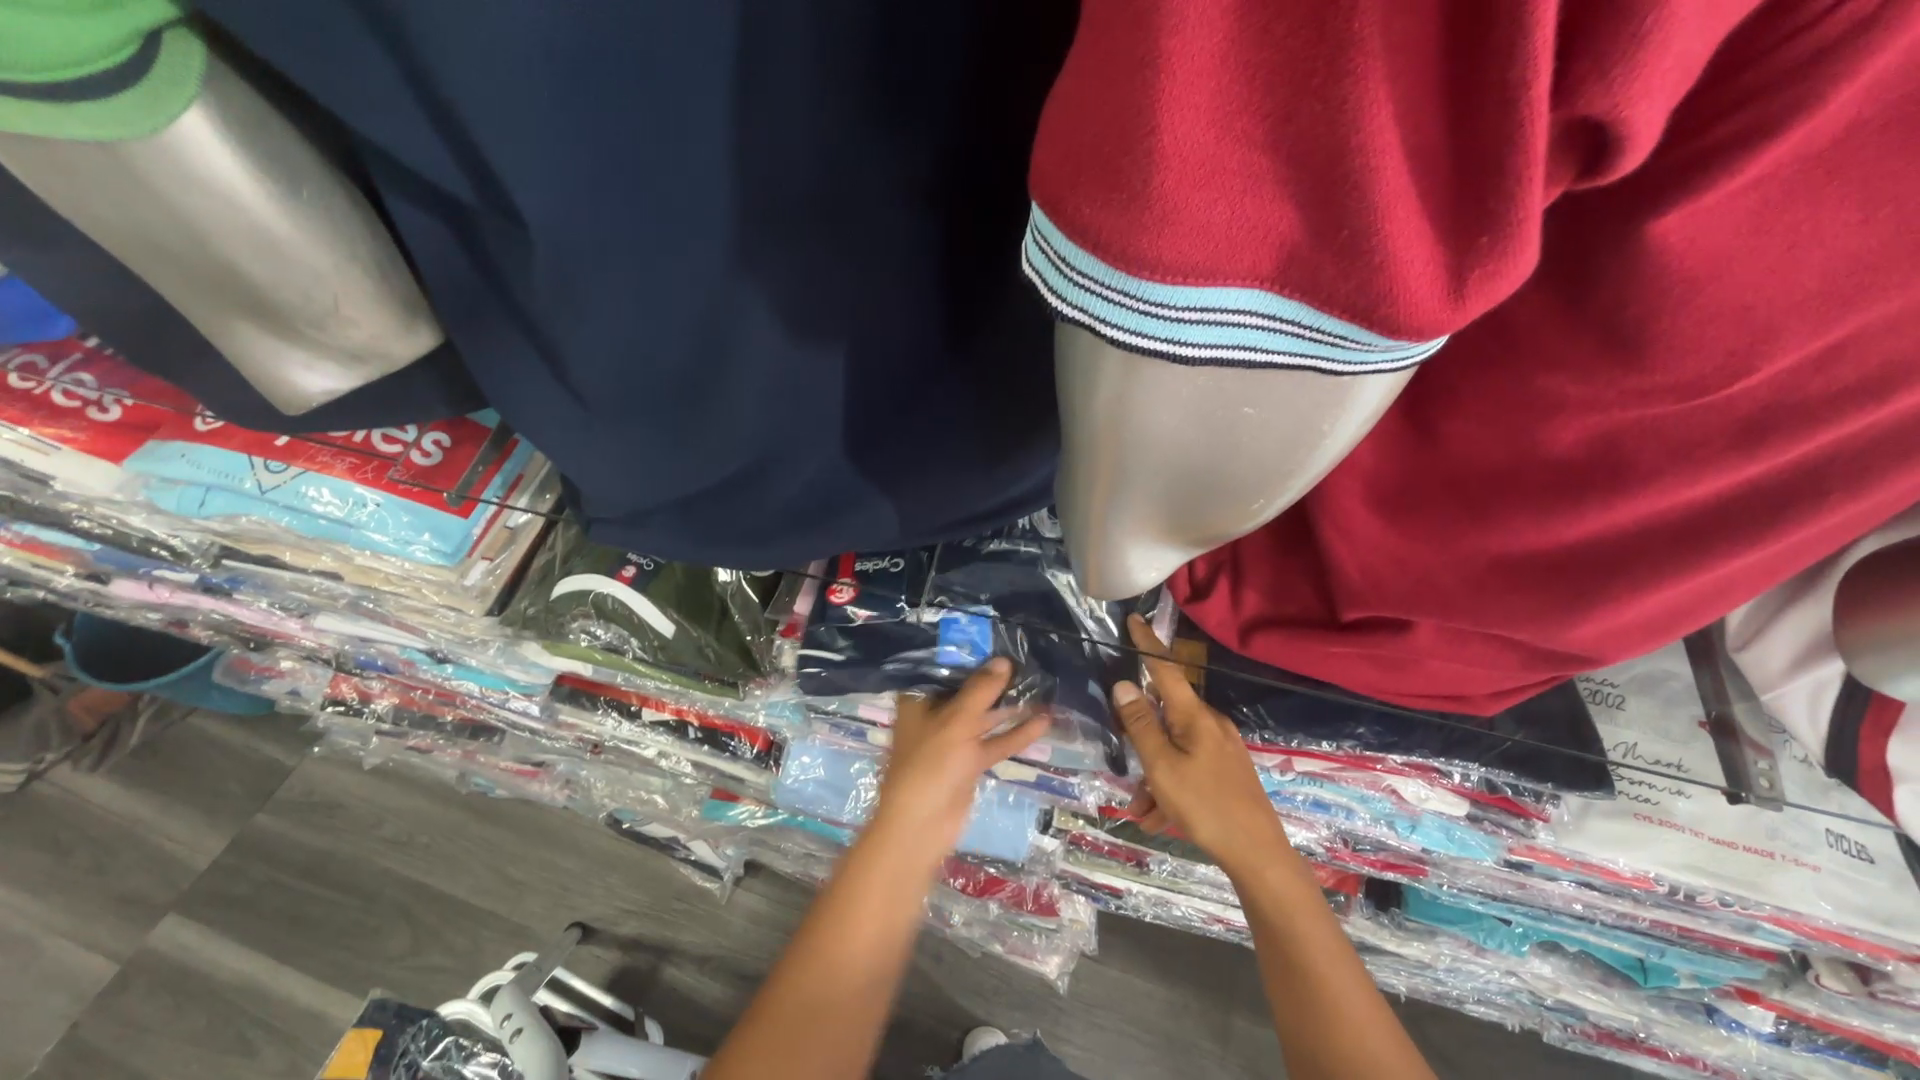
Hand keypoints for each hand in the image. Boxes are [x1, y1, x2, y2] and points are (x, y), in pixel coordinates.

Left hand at [872, 658, 1048, 862]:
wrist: (921, 826)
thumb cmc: (930, 764)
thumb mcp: (957, 720)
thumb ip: (981, 690)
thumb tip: (1004, 660)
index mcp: (919, 701)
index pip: (944, 669)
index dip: (969, 655)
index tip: (998, 638)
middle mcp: (935, 716)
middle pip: (968, 691)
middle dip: (996, 679)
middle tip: (1028, 658)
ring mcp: (953, 741)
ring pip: (985, 717)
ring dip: (1011, 706)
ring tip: (1043, 685)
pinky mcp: (969, 763)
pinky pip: (995, 742)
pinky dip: (1016, 733)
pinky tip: (1044, 720)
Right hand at [1110, 615, 1290, 871]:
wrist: (1256, 852)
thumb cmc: (1205, 805)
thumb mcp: (1162, 766)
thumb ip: (1140, 725)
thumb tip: (1124, 685)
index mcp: (1195, 716)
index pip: (1166, 670)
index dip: (1148, 646)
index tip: (1135, 620)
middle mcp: (1210, 725)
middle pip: (1164, 715)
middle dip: (1140, 739)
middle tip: (1123, 761)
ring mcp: (1220, 748)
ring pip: (1172, 748)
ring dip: (1152, 773)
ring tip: (1141, 808)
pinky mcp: (1225, 771)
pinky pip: (1186, 768)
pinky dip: (1168, 786)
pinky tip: (1158, 817)